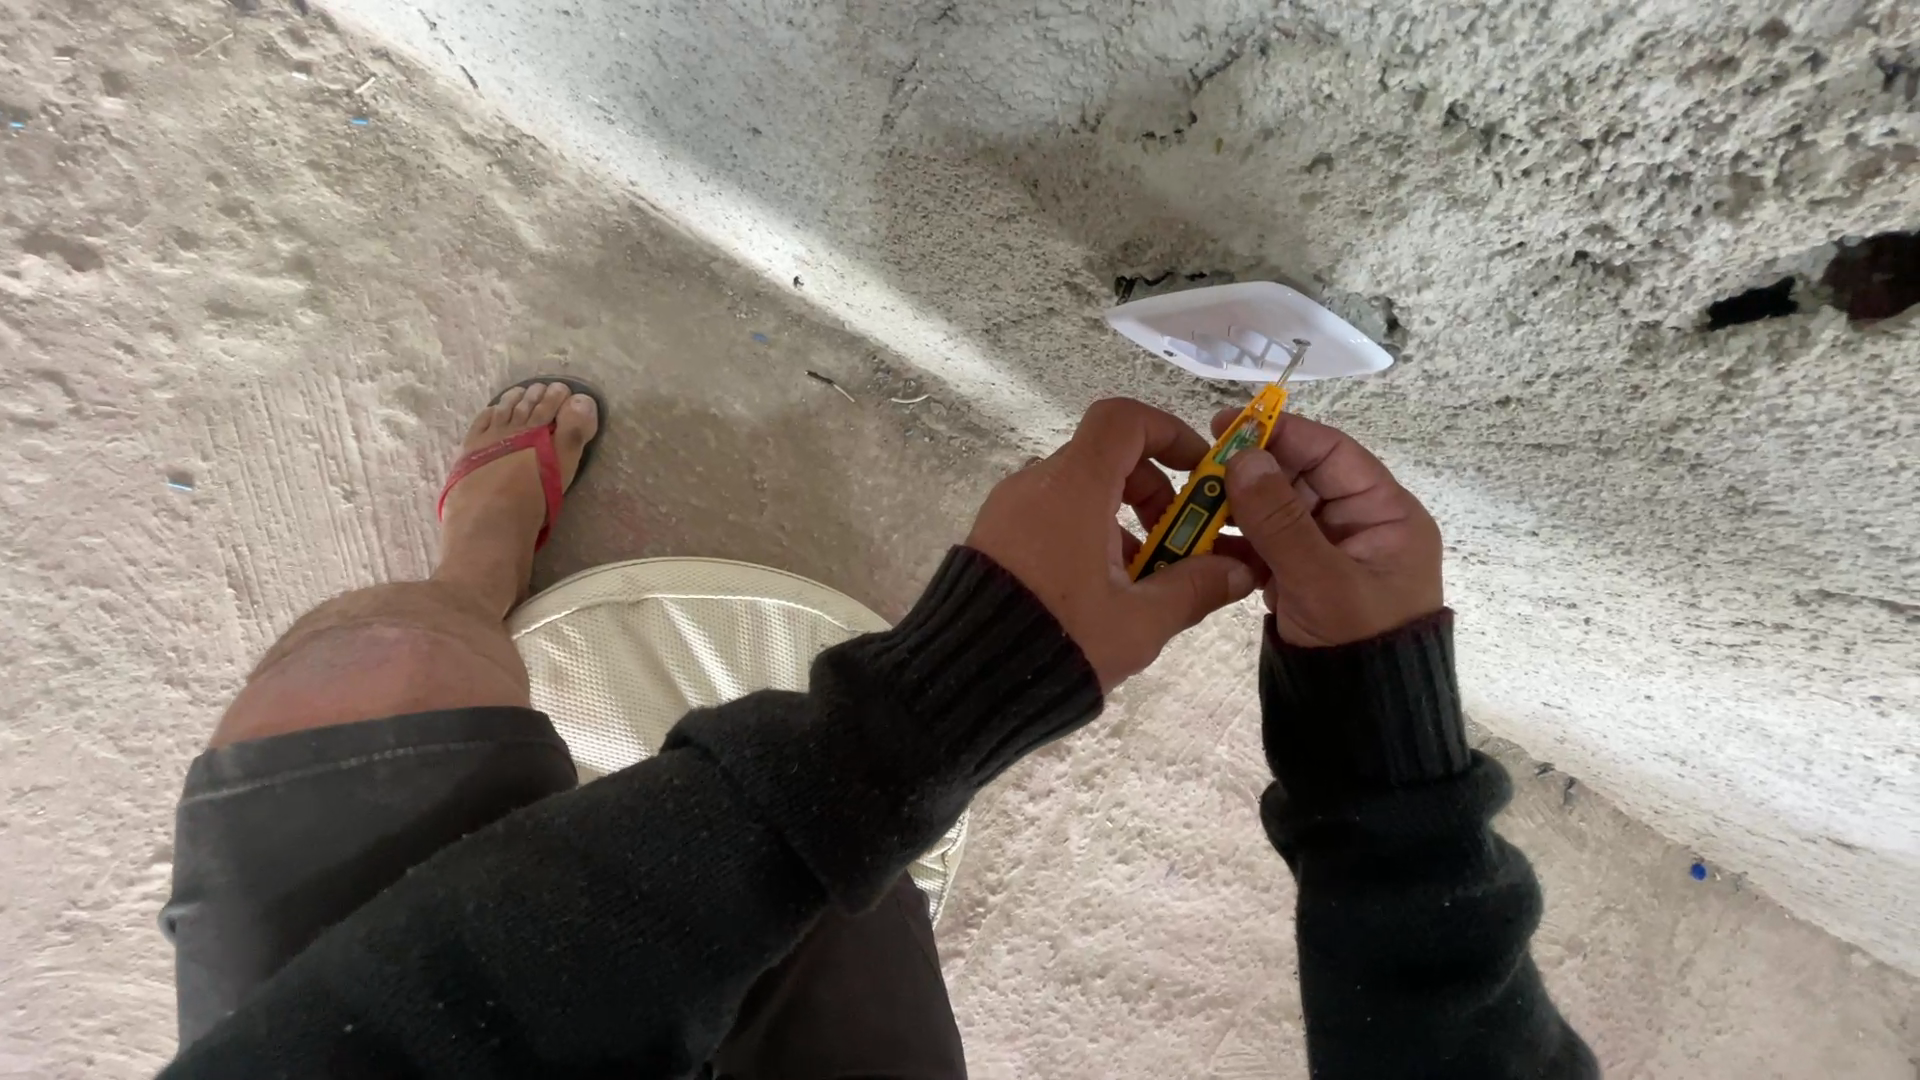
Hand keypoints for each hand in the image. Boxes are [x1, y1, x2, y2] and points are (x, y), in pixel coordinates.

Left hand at [967, 399, 1259, 690]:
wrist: (966, 677)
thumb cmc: (1060, 640)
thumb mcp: (1139, 622)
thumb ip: (1195, 588)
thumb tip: (1239, 571)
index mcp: (1073, 488)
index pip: (1122, 420)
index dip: (1167, 432)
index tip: (1198, 470)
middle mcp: (1035, 483)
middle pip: (1105, 457)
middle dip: (1152, 491)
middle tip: (1176, 541)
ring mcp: (1007, 507)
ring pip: (1078, 488)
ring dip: (1119, 517)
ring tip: (1139, 578)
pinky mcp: (992, 533)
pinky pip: (1048, 512)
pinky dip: (1083, 530)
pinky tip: (1096, 587)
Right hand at [1212, 408, 1442, 646]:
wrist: (1358, 716)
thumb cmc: (1356, 642)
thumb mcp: (1322, 580)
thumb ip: (1279, 519)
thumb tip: (1242, 456)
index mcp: (1384, 514)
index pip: (1331, 454)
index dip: (1282, 433)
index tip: (1228, 422)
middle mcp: (1355, 524)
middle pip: (1297, 479)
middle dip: (1249, 471)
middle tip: (1198, 466)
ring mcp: (1322, 551)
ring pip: (1272, 511)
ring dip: (1234, 507)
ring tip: (1190, 502)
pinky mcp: (1296, 575)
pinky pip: (1261, 544)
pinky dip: (1232, 541)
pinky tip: (1198, 539)